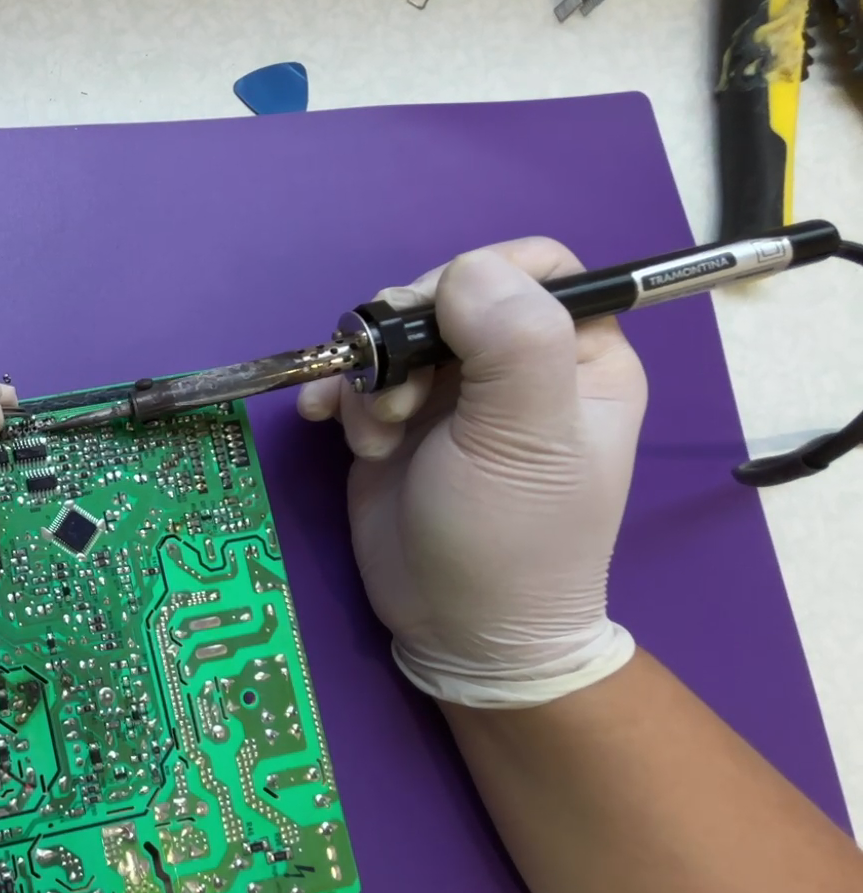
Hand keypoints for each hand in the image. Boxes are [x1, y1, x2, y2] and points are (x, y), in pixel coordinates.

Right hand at [297, 240, 647, 707]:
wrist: (454, 624)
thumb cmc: (509, 536)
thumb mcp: (524, 441)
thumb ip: (512, 346)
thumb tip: (465, 268)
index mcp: (571, 359)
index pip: (531, 271)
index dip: (473, 280)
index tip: (428, 323)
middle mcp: (506, 369)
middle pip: (442, 302)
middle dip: (402, 342)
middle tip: (392, 398)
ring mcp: (441, 399)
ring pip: (388, 342)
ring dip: (364, 380)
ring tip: (371, 435)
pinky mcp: (387, 426)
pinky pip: (352, 382)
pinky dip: (332, 395)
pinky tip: (322, 422)